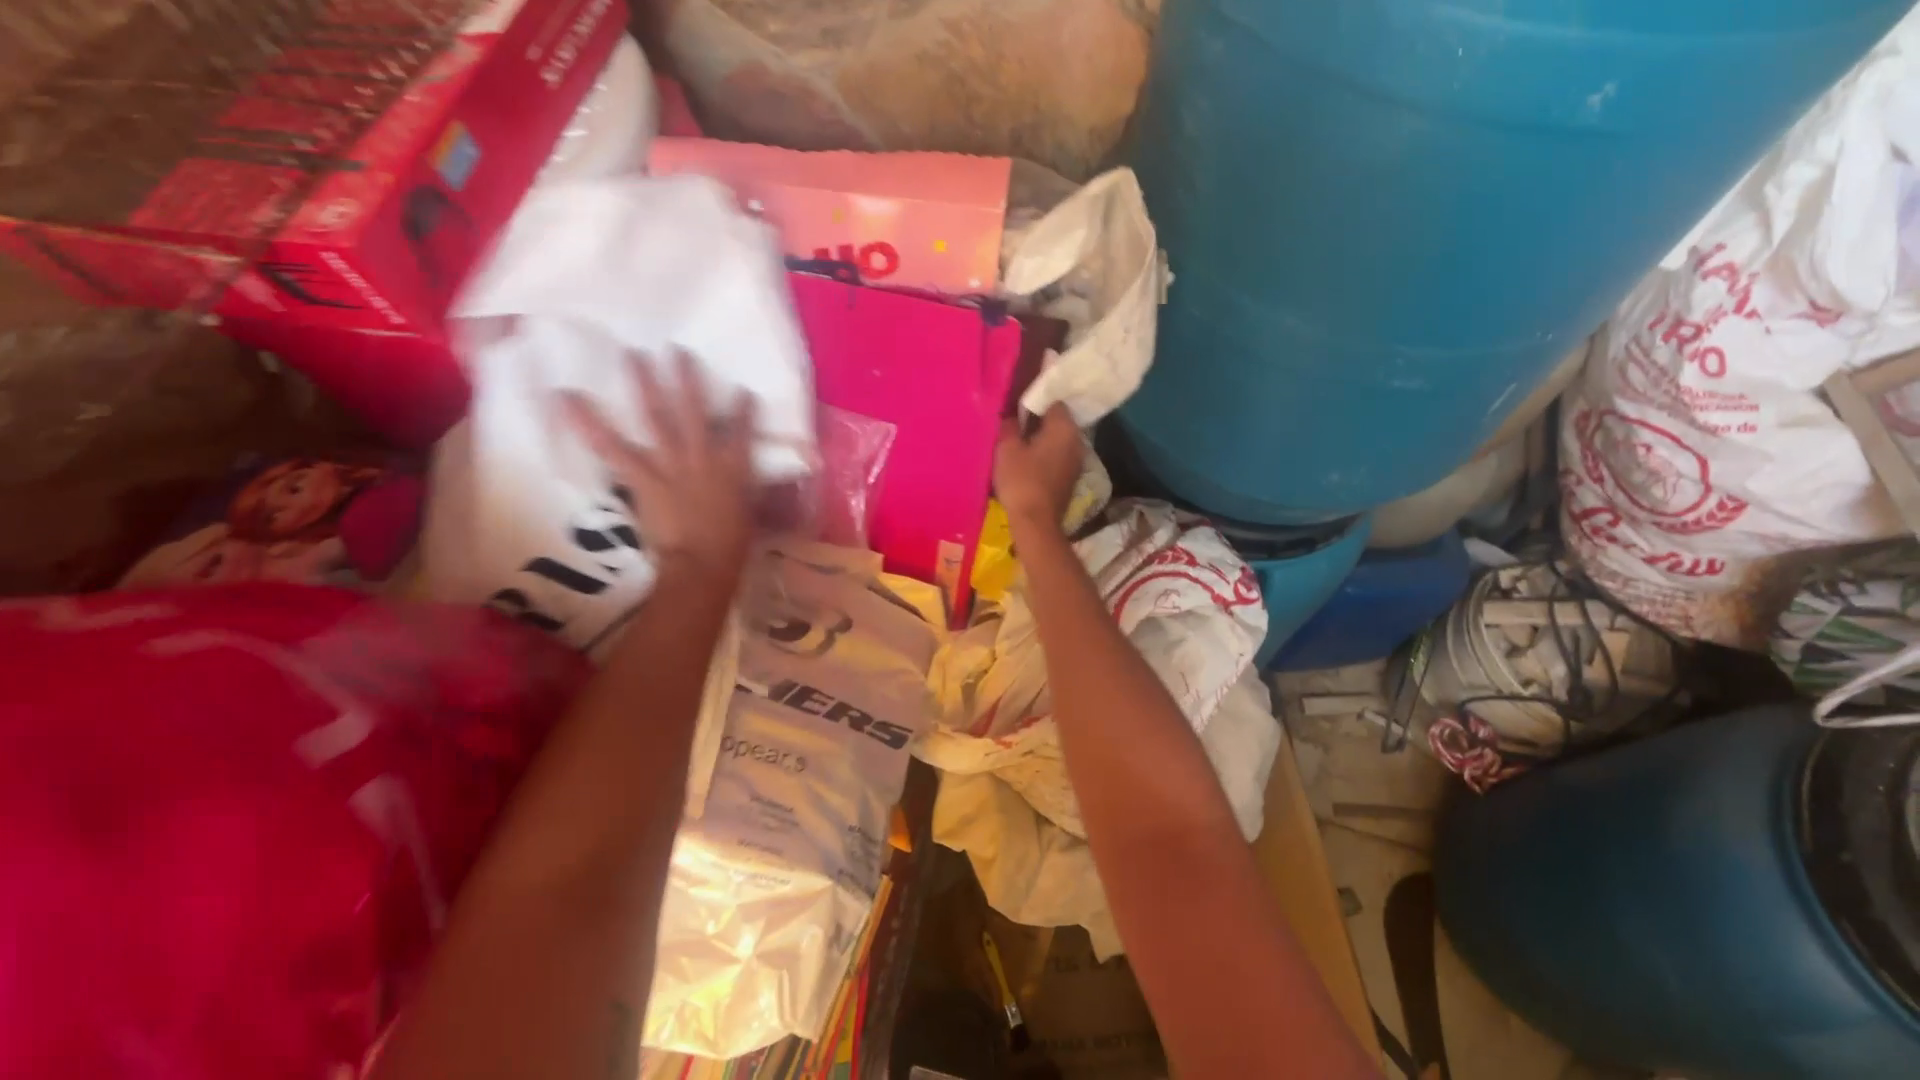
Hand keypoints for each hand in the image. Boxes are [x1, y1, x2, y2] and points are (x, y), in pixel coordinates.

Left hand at [561, 350, 758, 590]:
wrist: (704, 564)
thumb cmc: (732, 549)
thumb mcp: (749, 519)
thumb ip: (748, 501)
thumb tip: (749, 498)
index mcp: (735, 468)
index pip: (741, 432)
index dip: (743, 411)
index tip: (743, 393)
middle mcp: (704, 456)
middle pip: (694, 410)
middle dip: (686, 380)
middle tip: (675, 350)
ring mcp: (672, 464)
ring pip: (658, 417)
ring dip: (646, 384)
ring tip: (633, 356)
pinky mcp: (644, 478)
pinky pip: (613, 449)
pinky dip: (589, 426)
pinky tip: (566, 402)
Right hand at [993, 404, 1084, 533]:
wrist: (1035, 522)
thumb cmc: (1021, 480)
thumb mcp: (1006, 448)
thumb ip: (1010, 426)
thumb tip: (1012, 417)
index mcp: (1064, 428)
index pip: (1054, 401)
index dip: (1035, 402)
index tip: (1018, 407)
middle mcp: (1077, 441)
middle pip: (1058, 422)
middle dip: (1039, 421)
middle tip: (1016, 425)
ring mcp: (1077, 461)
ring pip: (1058, 441)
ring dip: (1043, 440)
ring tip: (1021, 443)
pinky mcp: (1072, 478)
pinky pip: (1058, 457)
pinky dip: (1046, 456)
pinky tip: (1029, 462)